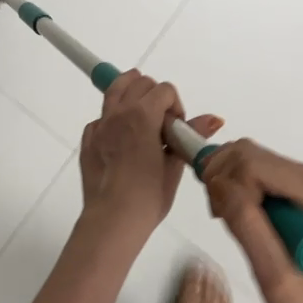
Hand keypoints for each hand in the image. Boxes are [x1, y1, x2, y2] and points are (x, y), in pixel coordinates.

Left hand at [78, 71, 222, 243]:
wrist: (112, 219)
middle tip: (161, 123)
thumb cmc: (148, 196)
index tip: (176, 128)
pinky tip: (120, 141)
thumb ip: (191, 135)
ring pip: (115, 90)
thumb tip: (214, 118)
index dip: (175, 105)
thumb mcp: (174, 166)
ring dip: (130, 92)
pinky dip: (113, 120)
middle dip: (155, 96)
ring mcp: (100, 124)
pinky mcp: (88, 138)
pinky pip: (102, 117)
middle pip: (139, 83)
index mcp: (142, 115)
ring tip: (141, 112)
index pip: (164, 89)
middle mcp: (118, 112)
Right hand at [200, 140, 302, 302]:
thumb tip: (218, 184)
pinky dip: (237, 186)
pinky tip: (241, 215)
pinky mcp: (302, 184)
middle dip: (222, 179)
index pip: (251, 163)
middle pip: (248, 153)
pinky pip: (256, 168)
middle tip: (219, 217)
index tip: (221, 218)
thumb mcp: (272, 274)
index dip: (226, 184)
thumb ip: (246, 224)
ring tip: (229, 218)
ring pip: (248, 157)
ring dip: (227, 182)